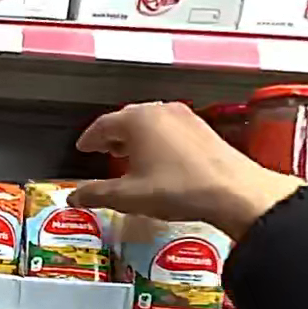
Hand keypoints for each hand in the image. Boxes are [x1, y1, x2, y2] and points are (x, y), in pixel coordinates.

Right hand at [71, 101, 304, 237]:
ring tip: (126, 156)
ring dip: (133, 138)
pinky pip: (168, 130)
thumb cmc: (181, 188)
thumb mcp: (127, 196)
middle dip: (111, 136)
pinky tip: (155, 161)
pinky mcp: (201, 131)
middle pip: (126, 120)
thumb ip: (95, 194)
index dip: (89, 139)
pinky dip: (155, 142)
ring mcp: (184, 119)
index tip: (83, 146)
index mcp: (137, 120)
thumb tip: (75, 196)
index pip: (102, 125)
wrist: (232, 192)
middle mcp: (161, 112)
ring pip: (149, 123)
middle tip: (101, 150)